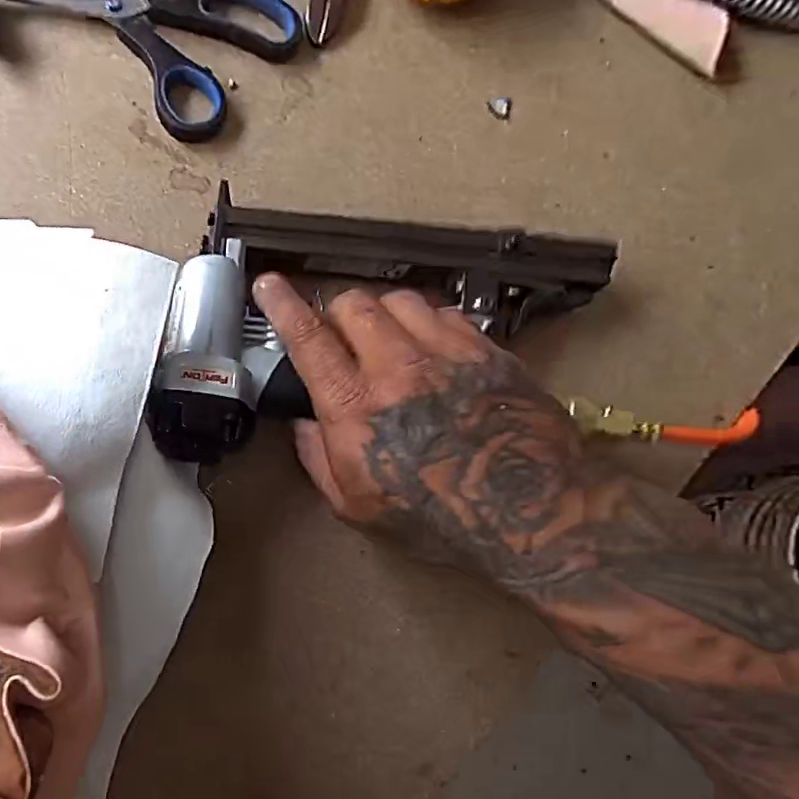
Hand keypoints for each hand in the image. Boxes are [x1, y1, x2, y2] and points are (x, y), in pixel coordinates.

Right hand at [252, 275, 614, 585]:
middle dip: (334, 311)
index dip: (283, 306)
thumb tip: (303, 425)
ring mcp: (447, 353)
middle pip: (353, 304)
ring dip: (379, 312)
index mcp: (354, 405)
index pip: (309, 338)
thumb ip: (316, 457)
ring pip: (399, 299)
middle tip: (334, 332)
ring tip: (380, 336)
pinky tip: (424, 345)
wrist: (528, 511)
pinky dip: (424, 320)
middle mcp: (397, 368)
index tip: (270, 285)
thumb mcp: (350, 502)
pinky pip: (445, 312)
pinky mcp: (487, 352)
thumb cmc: (434, 513)